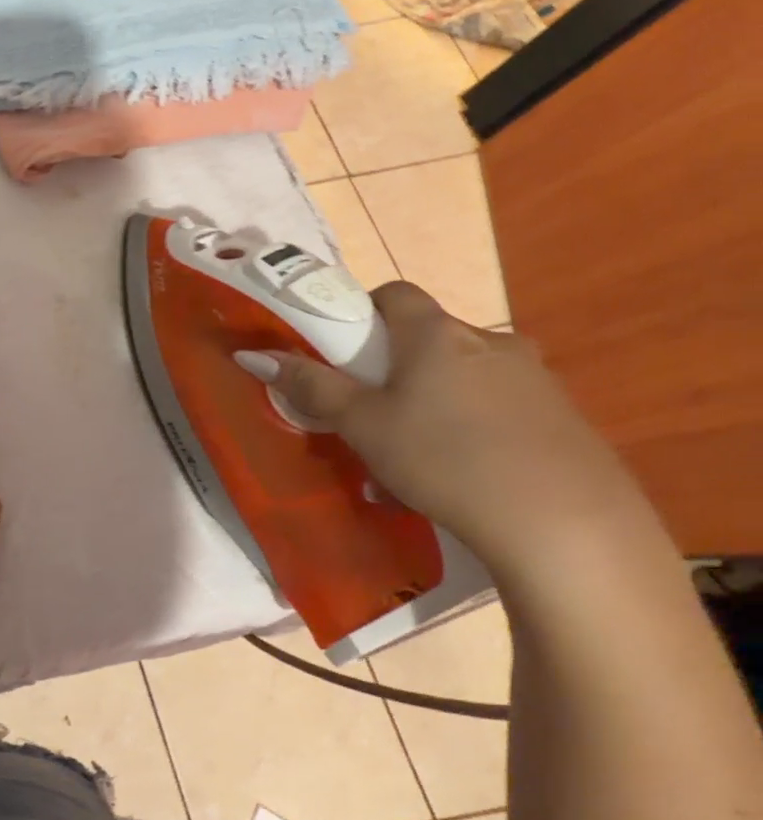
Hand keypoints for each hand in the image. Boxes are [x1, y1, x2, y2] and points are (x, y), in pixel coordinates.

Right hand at [235, 282, 648, 571]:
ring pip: (463, 379)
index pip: (395, 294)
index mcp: (437, 334)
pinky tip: (455, 480)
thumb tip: (252, 354)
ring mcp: (536, 381)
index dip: (363, 310)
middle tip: (367, 414)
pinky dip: (469, 431)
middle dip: (394, 369)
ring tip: (407, 460)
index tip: (342, 348)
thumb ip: (311, 386)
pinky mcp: (565, 421)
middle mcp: (491, 344)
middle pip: (429, 340)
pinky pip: (498, 411)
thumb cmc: (445, 458)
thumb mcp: (362, 424)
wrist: (567, 525)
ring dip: (431, 404)